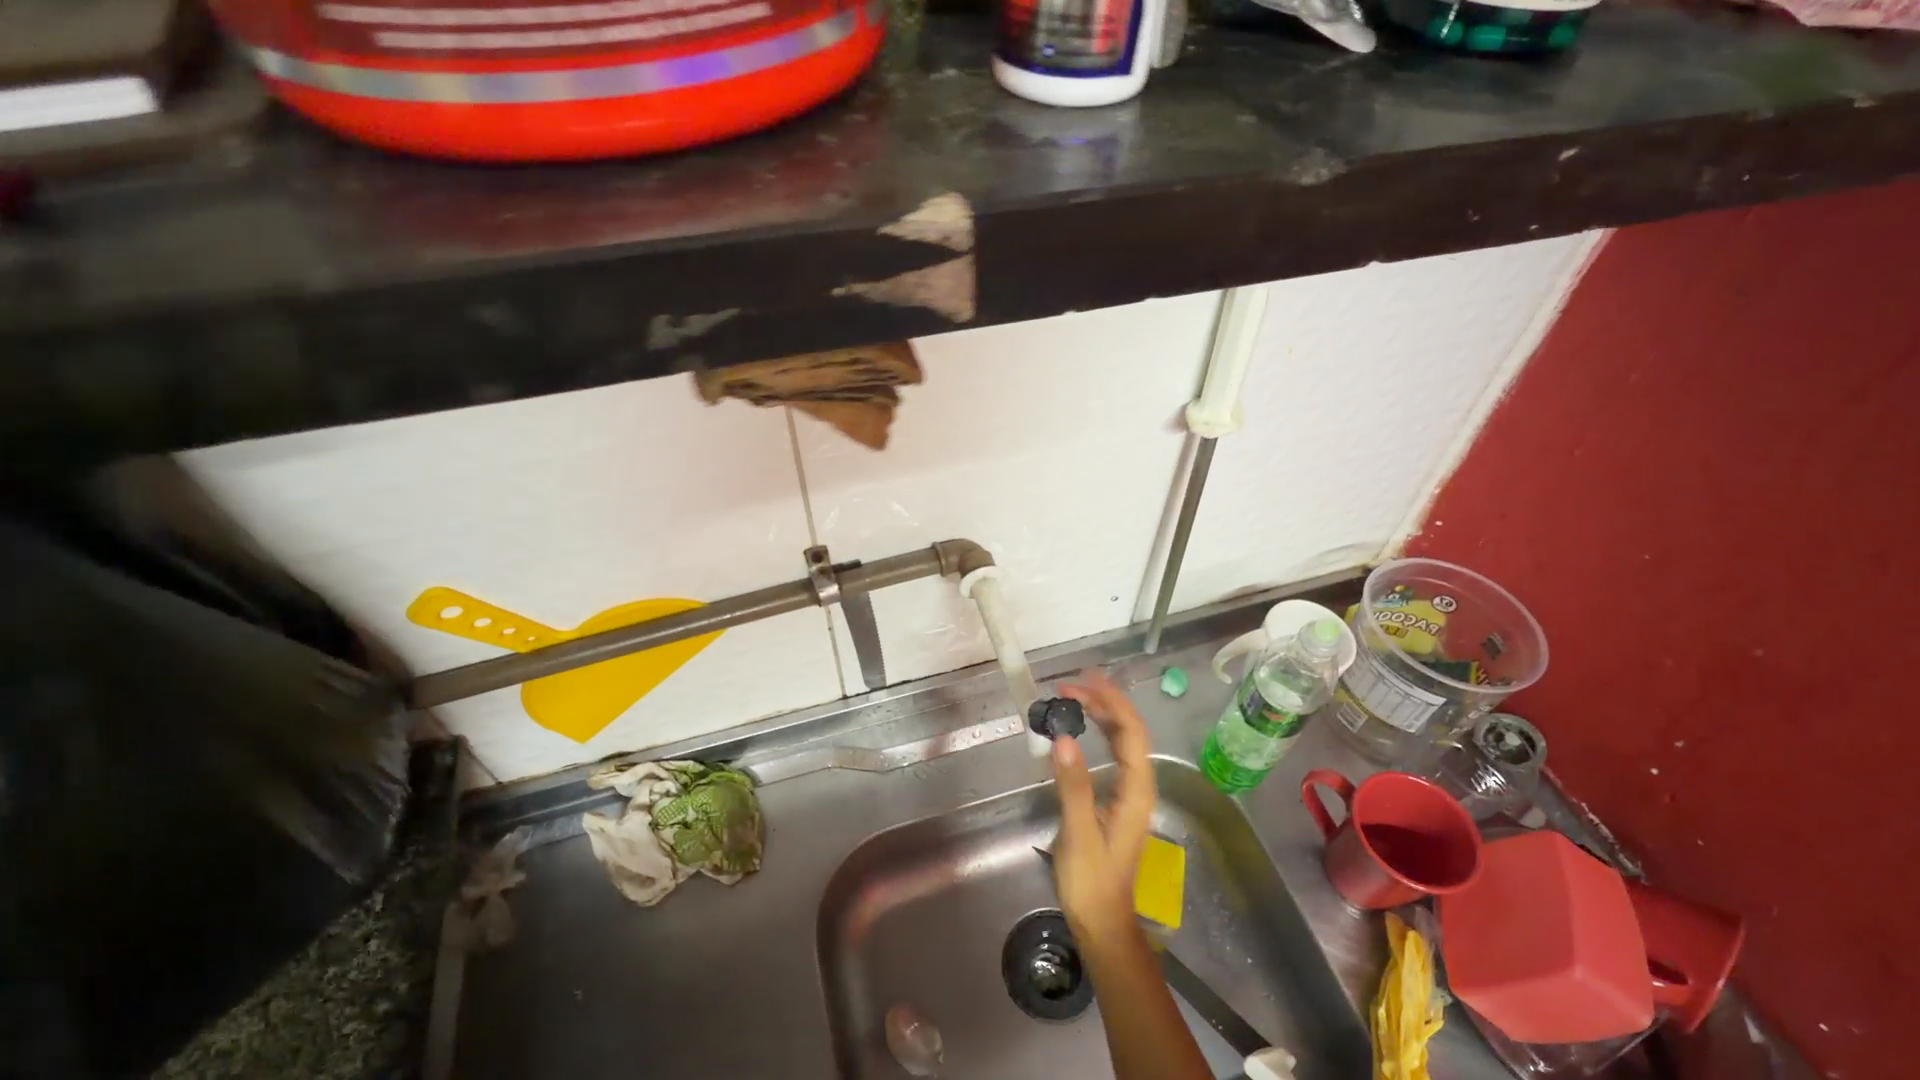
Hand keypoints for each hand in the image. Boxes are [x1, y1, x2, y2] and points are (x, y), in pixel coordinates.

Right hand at [1048, 670, 1156, 940]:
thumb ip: (1073, 786)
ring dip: (1104, 716)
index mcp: (1136, 792)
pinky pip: (1115, 756)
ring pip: (1124, 743)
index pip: (1131, 734)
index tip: (1086, 681)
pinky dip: (1101, 735)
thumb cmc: (1092, 882)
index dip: (1113, 703)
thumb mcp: (1078, 834)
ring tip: (1077, 697)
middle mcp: (1139, 788)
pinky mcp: (1118, 802)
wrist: (1102, 921)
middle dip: (1106, 703)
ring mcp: (1130, 795)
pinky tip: (1084, 729)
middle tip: (1073, 684)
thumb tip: (1063, 739)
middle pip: (1130, 733)